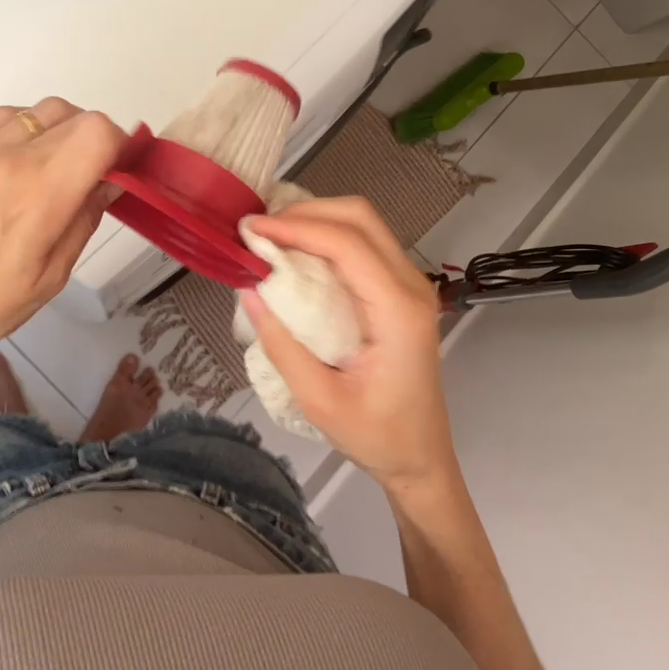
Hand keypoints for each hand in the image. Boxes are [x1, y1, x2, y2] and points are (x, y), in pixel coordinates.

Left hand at [0, 98, 125, 369]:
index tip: (123, 172)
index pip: (98, 133)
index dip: (121, 146)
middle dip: (97, 140)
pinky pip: (4, 118)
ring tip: (59, 168)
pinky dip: (28, 128)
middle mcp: (10, 159)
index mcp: (39, 194)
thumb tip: (108, 186)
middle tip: (96, 176)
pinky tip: (24, 161)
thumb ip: (83, 222)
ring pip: (41, 109)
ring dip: (63, 130)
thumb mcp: (49, 278)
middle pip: (75, 115)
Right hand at [238, 197, 457, 490]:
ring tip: (270, 237)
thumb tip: (248, 290)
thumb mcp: (319, 400)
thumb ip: (282, 345)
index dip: (297, 227)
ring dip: (316, 220)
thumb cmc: (377, 436)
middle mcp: (410, 286)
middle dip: (305, 212)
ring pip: (363, 224)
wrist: (420, 457)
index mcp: (398, 311)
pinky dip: (326, 237)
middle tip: (258, 229)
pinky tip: (295, 252)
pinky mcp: (399, 290)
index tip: (251, 229)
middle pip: (360, 217)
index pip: (347, 244)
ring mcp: (409, 285)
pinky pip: (363, 244)